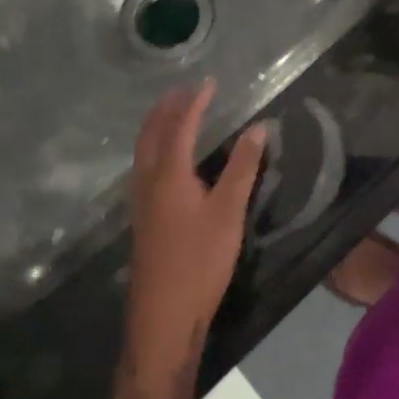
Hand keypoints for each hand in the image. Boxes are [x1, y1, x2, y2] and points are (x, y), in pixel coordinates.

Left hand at [123, 81, 265, 398]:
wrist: (164, 316)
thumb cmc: (199, 261)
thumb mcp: (229, 212)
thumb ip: (242, 167)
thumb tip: (258, 127)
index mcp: (168, 175)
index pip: (181, 126)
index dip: (195, 102)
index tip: (209, 82)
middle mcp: (148, 182)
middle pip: (151, 134)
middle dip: (167, 108)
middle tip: (185, 89)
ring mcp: (141, 202)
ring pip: (143, 151)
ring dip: (157, 126)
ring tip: (174, 113)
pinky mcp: (143, 219)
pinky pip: (144, 167)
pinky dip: (155, 147)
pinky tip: (167, 159)